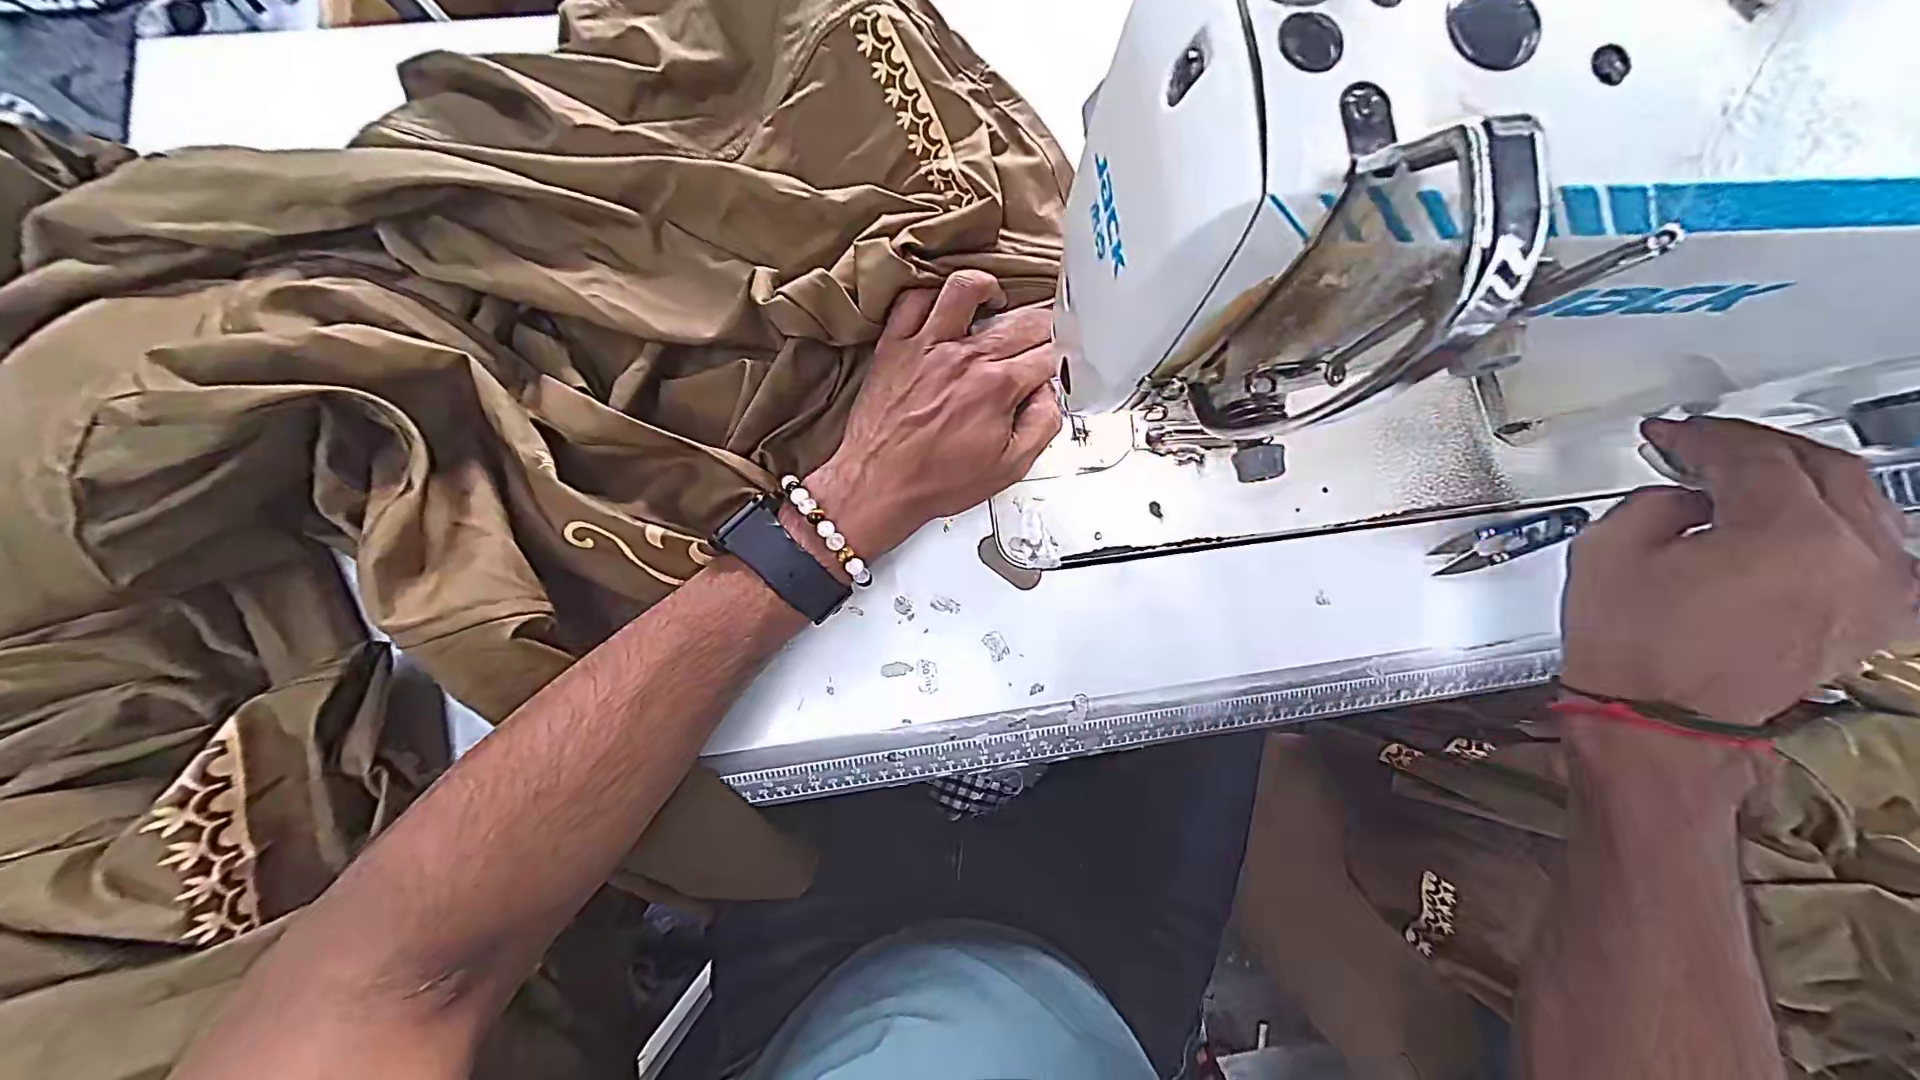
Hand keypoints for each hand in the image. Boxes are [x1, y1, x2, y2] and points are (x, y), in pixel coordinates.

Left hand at [802, 270, 1062, 559]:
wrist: (878, 485)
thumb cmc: (935, 481)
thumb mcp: (1009, 468)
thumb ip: (1042, 425)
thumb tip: (1049, 395)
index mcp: (998, 387)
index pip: (1047, 354)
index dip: (1062, 356)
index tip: (1059, 361)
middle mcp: (965, 358)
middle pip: (1021, 319)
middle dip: (1044, 324)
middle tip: (1044, 335)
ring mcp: (927, 346)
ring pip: (965, 290)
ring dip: (989, 289)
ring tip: (997, 301)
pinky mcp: (895, 346)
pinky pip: (913, 300)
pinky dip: (931, 295)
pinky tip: (943, 307)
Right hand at [1561, 416, 1918, 727]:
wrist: (1657, 715)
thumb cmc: (1633, 646)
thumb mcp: (1608, 549)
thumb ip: (1655, 501)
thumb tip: (1687, 498)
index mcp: (1788, 535)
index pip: (1751, 455)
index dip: (1701, 436)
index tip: (1671, 433)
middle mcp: (1857, 557)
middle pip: (1821, 466)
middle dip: (1753, 447)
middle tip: (1703, 443)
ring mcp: (1879, 590)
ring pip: (1857, 499)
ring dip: (1794, 477)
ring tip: (1739, 476)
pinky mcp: (1876, 615)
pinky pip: (1870, 542)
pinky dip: (1825, 517)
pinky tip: (1783, 516)